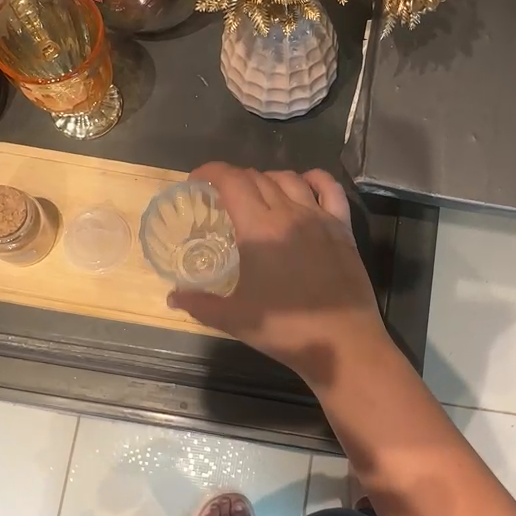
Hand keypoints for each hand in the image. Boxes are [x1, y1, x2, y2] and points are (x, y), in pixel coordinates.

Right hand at [169, 163, 396, 387]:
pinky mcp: (343, 229)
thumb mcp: (235, 319)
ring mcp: (319, 218)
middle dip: (234, 179)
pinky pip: (330, 189)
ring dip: (268, 179)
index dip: (210, 172)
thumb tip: (172, 297)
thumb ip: (199, 304)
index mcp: (258, 228)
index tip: (196, 181)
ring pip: (290, 179)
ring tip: (257, 194)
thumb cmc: (285, 330)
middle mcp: (289, 213)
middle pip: (257, 178)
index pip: (231, 180)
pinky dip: (313, 179)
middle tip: (222, 197)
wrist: (343, 343)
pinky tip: (304, 186)